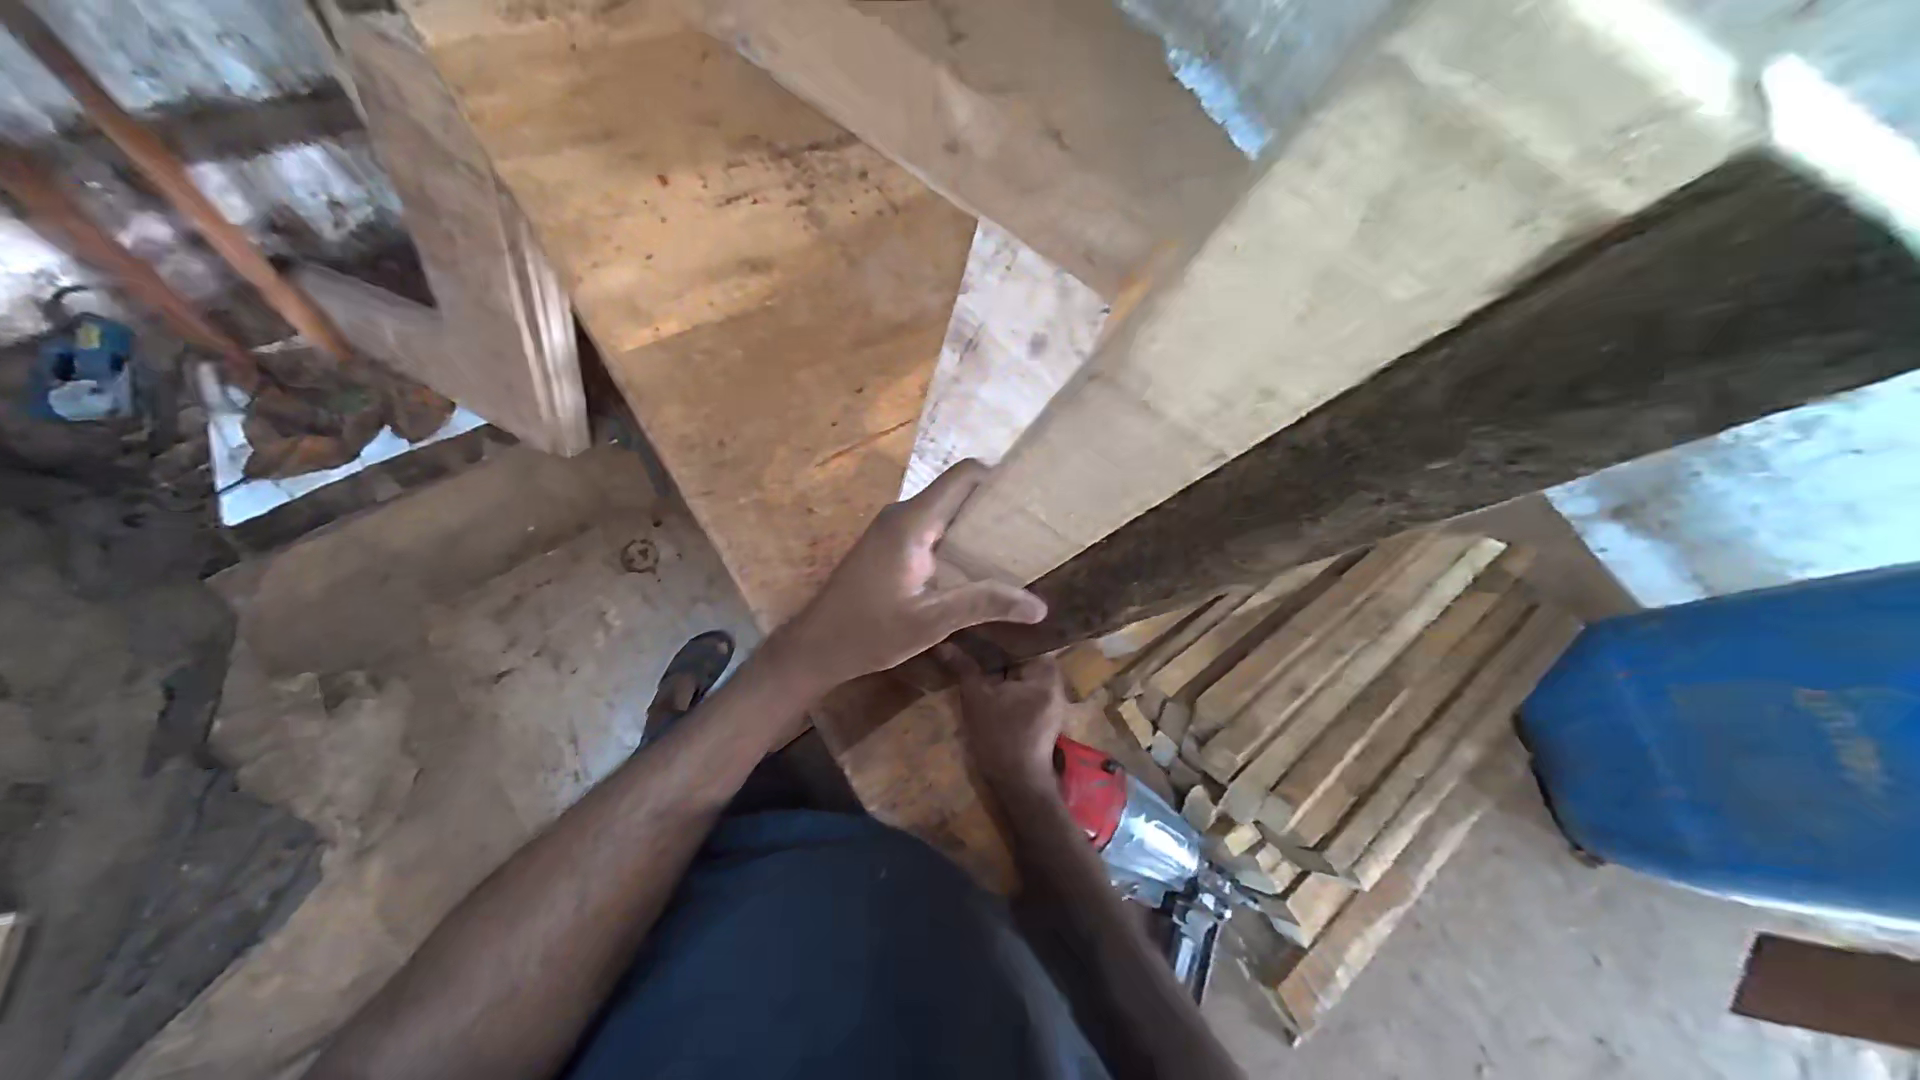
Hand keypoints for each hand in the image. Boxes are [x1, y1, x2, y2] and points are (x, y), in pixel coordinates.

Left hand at [773, 460, 1046, 690]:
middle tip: (1034, 529)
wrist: (816, 646)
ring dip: (979, 526)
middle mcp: (903, 514)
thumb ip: (983, 604)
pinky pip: (933, 529)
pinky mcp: (891, 545)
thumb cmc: (868, 632)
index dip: (999, 478)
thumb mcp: (931, 621)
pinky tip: (980, 568)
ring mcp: (894, 528)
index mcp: (913, 521)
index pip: (964, 476)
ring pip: (947, 511)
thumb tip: (1039, 606)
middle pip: (959, 491)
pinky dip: (960, 540)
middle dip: (996, 505)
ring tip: (1017, 548)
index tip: (1032, 498)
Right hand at [935, 644, 1065, 794]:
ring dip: (998, 666)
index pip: (1023, 638)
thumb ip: (964, 667)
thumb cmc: (1000, 737)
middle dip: (996, 648)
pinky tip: (982, 674)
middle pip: (1021, 654)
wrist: (1017, 783)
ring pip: (1019, 671)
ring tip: (971, 650)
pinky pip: (1021, 686)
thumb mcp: (977, 698)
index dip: (997, 630)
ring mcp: (1050, 697)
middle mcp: (1054, 680)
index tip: (976, 620)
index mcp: (1046, 671)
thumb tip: (942, 643)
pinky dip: (1004, 681)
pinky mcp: (1041, 711)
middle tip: (969, 634)